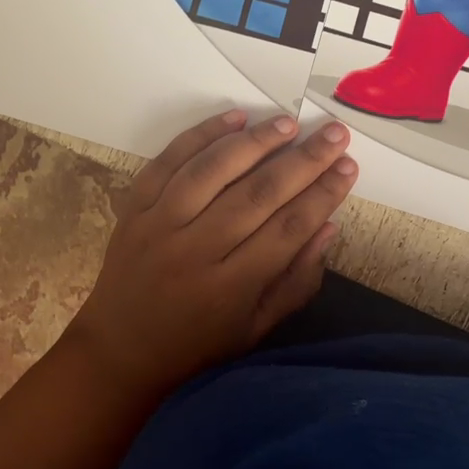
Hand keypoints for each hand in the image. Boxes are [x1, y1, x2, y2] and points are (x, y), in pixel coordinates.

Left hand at [63, 112, 357, 394]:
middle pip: (257, 195)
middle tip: (334, 132)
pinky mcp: (135, 207)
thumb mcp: (256, 329)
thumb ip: (296, 281)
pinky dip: (202, 134)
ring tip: (288, 122)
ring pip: (213, 171)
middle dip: (302, 160)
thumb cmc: (197, 345)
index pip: (288, 229)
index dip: (323, 195)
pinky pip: (170, 160)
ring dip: (255, 142)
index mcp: (230, 289)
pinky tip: (235, 117)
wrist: (119, 351)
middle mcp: (195, 251)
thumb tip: (329, 226)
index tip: (349, 165)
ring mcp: (159, 225)